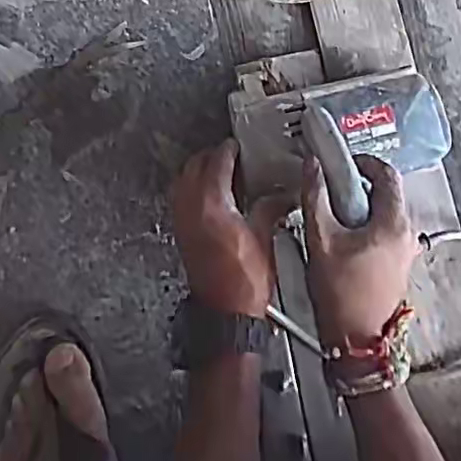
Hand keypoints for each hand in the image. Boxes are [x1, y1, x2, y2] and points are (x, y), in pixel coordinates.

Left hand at [170, 139, 291, 316]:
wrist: (226, 314)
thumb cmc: (244, 283)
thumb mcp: (263, 238)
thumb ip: (269, 209)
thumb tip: (280, 196)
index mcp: (212, 205)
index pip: (216, 163)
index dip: (227, 151)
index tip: (236, 146)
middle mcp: (191, 209)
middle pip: (195, 166)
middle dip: (211, 156)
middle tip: (229, 155)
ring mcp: (182, 221)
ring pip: (183, 180)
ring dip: (198, 170)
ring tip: (217, 171)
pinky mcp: (181, 233)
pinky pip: (180, 197)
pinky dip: (191, 187)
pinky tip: (208, 195)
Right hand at [300, 155, 419, 346]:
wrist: (356, 341)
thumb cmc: (341, 294)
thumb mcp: (320, 238)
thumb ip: (315, 196)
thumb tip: (313, 166)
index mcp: (394, 224)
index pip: (387, 174)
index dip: (364, 161)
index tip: (343, 162)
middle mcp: (406, 234)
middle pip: (387, 192)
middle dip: (359, 183)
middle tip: (333, 185)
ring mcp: (405, 250)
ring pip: (385, 211)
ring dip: (361, 203)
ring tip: (333, 210)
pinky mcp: (398, 263)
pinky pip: (384, 229)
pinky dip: (366, 222)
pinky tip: (343, 234)